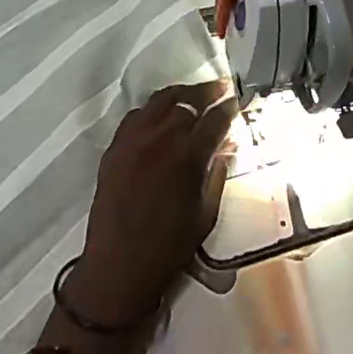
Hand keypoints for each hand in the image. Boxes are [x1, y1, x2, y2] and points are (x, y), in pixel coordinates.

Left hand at [68, 80, 237, 325]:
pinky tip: (160, 117)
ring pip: (159, 101)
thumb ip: (216, 174)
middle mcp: (160, 137)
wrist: (119, 264)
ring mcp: (133, 138)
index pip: (214, 119)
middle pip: (187, 102)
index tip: (237, 100)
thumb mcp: (205, 214)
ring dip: (180, 95)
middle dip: (206, 95)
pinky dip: (152, 111)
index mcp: (187, 155)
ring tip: (193, 95)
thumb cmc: (169, 247)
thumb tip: (225, 147)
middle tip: (220, 89)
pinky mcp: (115, 145)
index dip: (228, 108)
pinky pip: (136, 115)